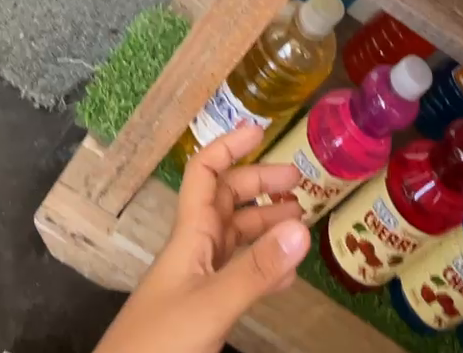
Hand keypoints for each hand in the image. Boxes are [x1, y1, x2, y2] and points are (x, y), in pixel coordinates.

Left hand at [94, 124, 310, 352]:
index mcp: (189, 234)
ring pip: (235, 237)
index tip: (262, 131)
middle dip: (260, 184)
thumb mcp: (210, 306)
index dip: (229, 146)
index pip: (205, 173)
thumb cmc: (158, 344)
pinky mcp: (204, 311)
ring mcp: (198, 281)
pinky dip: (264, 267)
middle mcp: (194, 249)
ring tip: (302, 221)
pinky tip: (287, 275)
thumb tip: (304, 227)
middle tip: (299, 181)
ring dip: (266, 223)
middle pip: (226, 200)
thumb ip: (255, 269)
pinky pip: (239, 274)